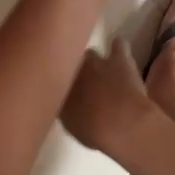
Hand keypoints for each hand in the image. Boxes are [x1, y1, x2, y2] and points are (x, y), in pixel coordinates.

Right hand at [61, 38, 157, 156]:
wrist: (121, 123)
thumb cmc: (92, 129)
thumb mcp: (69, 122)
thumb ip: (66, 108)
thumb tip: (66, 102)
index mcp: (57, 85)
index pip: (53, 77)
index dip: (60, 82)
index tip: (65, 90)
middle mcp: (72, 69)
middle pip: (70, 64)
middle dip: (75, 70)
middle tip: (82, 83)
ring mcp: (95, 61)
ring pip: (90, 53)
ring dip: (94, 60)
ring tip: (99, 68)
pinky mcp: (119, 59)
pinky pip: (118, 44)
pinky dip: (118, 47)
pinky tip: (120, 50)